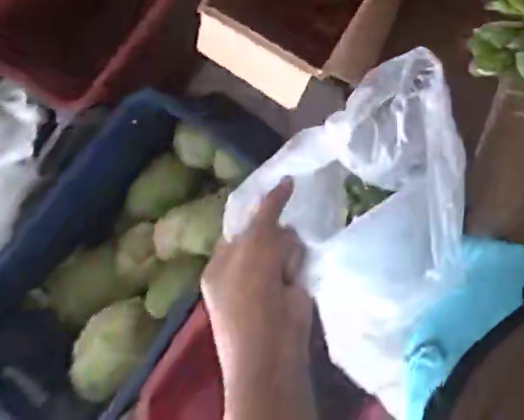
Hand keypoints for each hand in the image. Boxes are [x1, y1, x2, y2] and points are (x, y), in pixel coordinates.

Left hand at [202, 179, 311, 378]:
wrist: (272, 345)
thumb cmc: (251, 293)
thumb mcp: (255, 243)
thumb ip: (269, 209)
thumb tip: (286, 179)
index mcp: (221, 263)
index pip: (243, 224)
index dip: (260, 208)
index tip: (281, 189)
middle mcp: (242, 270)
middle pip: (269, 231)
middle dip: (278, 232)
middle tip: (279, 244)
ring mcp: (267, 281)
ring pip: (287, 243)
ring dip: (291, 249)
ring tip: (290, 266)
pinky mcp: (291, 288)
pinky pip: (301, 258)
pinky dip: (302, 260)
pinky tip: (300, 268)